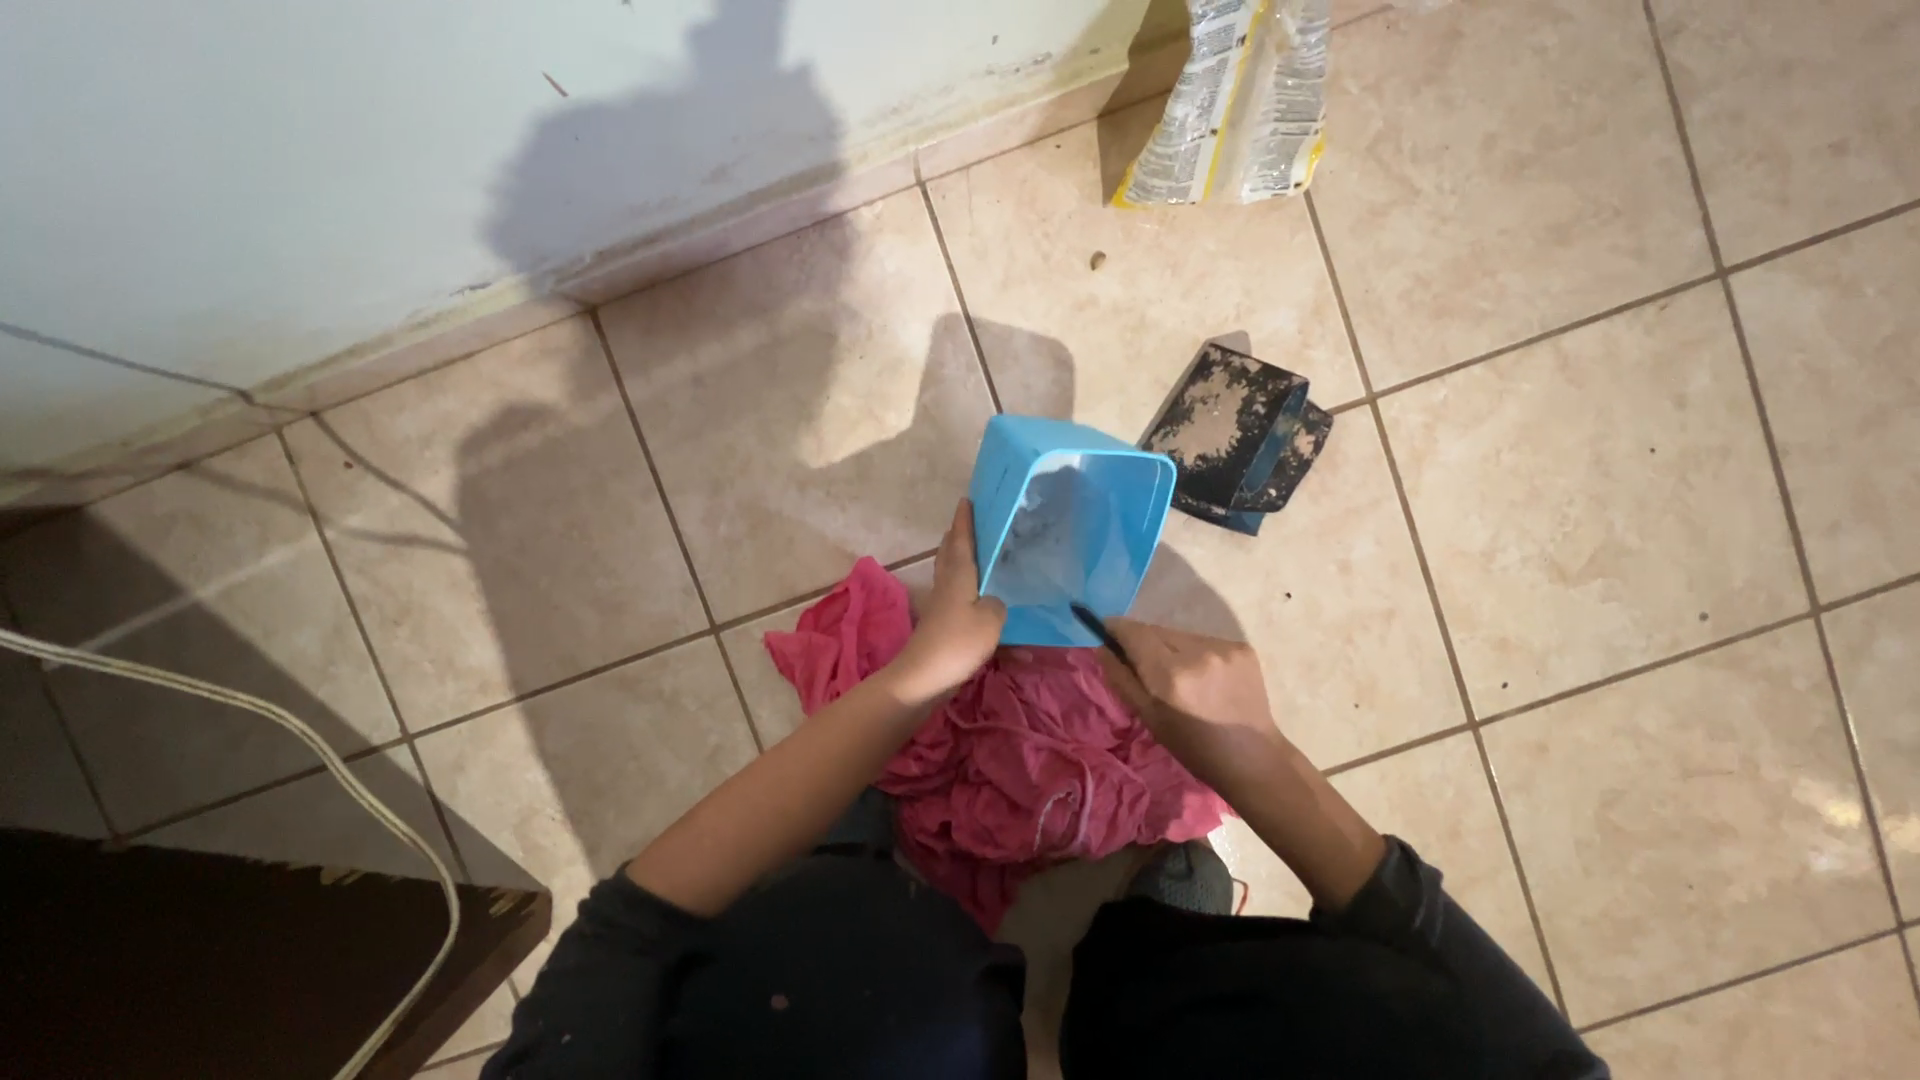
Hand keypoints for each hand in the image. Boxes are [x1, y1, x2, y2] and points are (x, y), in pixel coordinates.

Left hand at [884, 499, 1006, 706]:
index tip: (967, 500)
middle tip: (971, 524)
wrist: (923, 679)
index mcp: (958, 577)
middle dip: (959, 537)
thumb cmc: (957, 642)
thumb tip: (993, 603)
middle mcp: (947, 587)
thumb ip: (997, 604)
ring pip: (952, 576)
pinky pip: (959, 603)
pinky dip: (971, 596)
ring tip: (978, 556)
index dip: (965, 521)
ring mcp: (942, 608)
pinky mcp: (942, 629)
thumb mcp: (991, 619)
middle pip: (951, 555)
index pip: (962, 541)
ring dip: (962, 563)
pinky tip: (985, 608)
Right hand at [1095, 619, 1286, 786]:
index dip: (1116, 628)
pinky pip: (1205, 641)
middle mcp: (1197, 652)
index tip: (1106, 630)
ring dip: (1172, 647)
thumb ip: (1121, 679)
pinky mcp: (1242, 647)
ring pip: (1180, 634)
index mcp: (1169, 674)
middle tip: (1144, 664)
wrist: (1252, 757)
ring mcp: (1223, 647)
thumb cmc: (1193, 747)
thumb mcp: (1149, 718)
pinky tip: (1205, 677)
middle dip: (1144, 641)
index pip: (1133, 632)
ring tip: (1179, 675)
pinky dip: (1197, 653)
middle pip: (1156, 630)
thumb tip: (1102, 648)